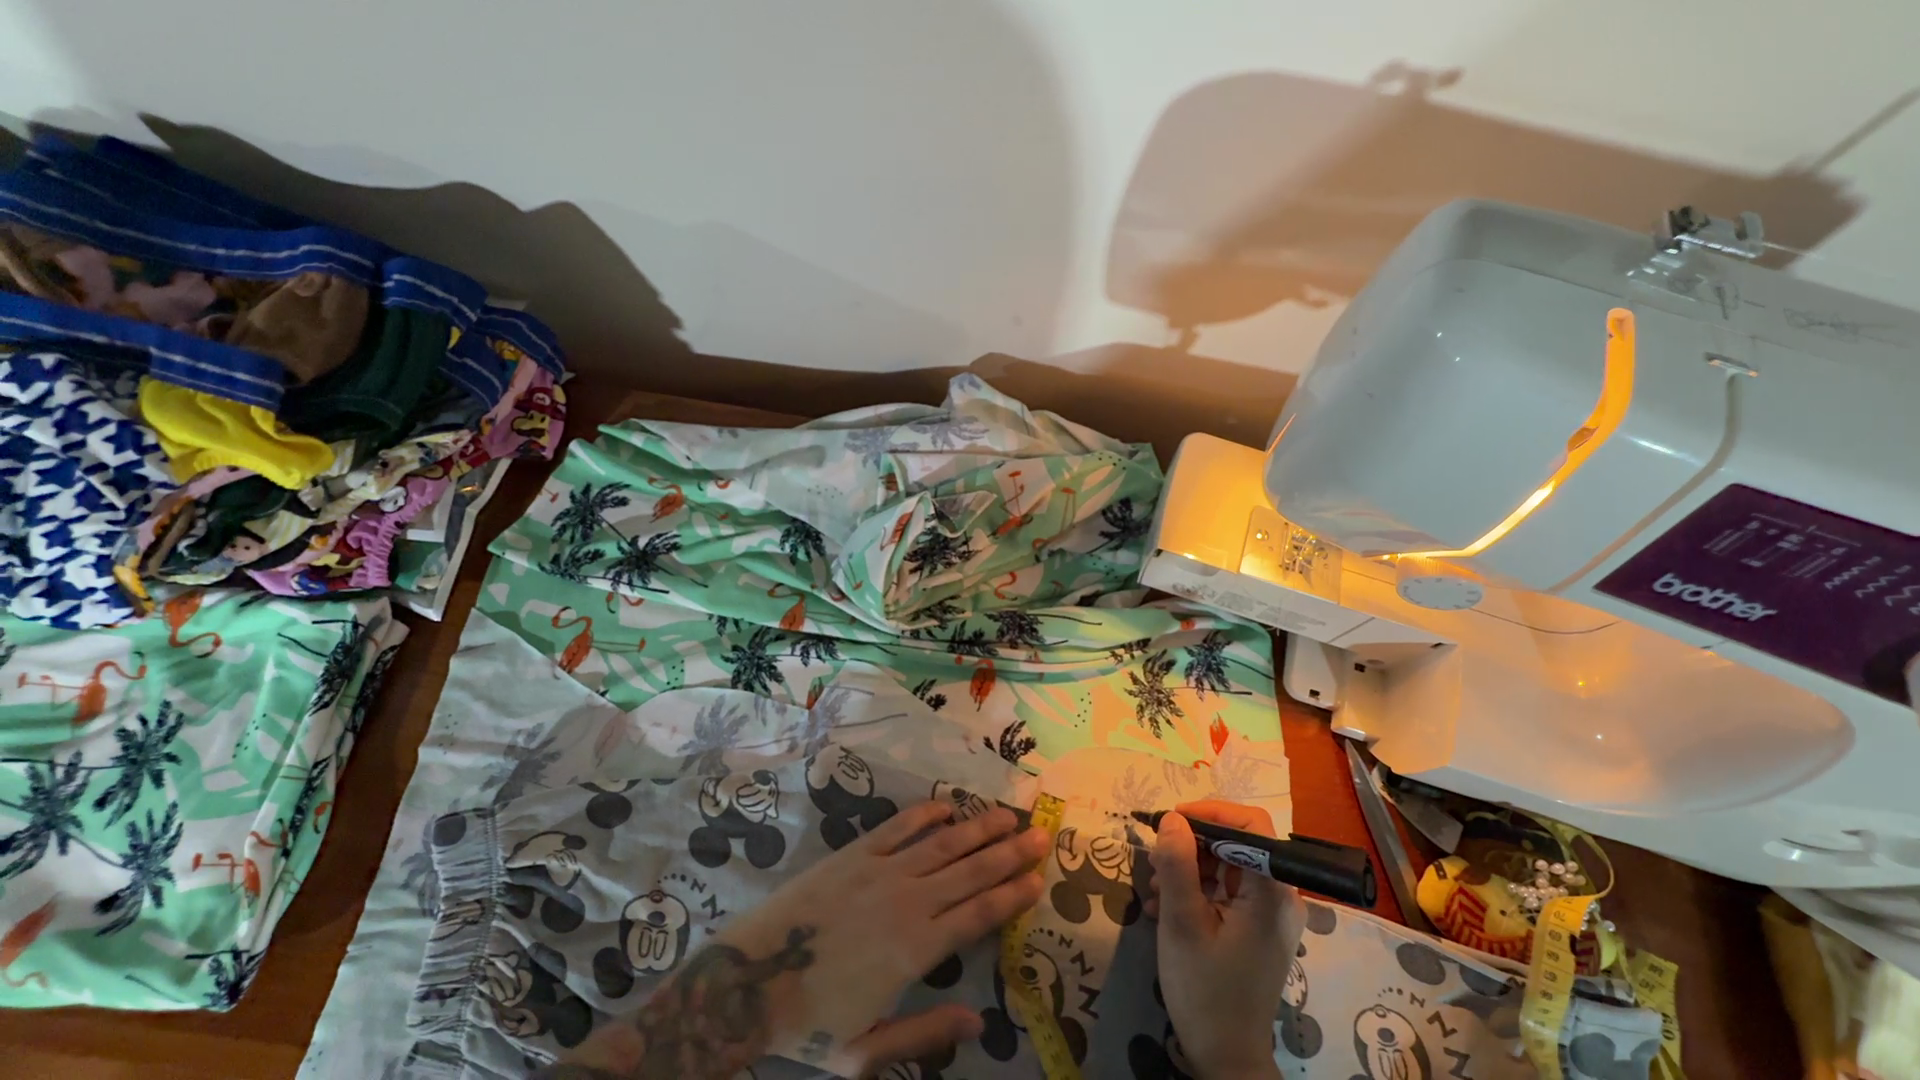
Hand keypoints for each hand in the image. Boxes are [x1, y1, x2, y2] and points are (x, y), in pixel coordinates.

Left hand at [553, 801, 1048, 1079]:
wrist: (747, 982)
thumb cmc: (809, 1023)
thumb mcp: (868, 1051)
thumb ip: (926, 1034)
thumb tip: (981, 1021)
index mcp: (917, 949)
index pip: (979, 914)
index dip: (1012, 895)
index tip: (1040, 879)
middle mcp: (907, 902)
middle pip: (970, 871)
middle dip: (1009, 853)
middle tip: (1041, 834)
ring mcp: (879, 872)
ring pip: (943, 844)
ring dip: (979, 828)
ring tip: (1008, 815)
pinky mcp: (852, 854)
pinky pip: (898, 828)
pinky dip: (927, 815)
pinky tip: (949, 808)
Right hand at [1148, 800, 1304, 1079]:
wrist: (1225, 1056)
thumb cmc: (1205, 988)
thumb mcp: (1181, 922)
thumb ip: (1177, 864)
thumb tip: (1172, 818)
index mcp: (1272, 892)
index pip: (1252, 825)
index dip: (1211, 812)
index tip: (1170, 821)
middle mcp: (1281, 897)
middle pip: (1237, 845)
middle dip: (1191, 846)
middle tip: (1154, 862)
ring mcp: (1271, 916)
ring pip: (1228, 868)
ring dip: (1188, 870)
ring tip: (1153, 890)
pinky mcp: (1258, 931)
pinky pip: (1228, 893)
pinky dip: (1196, 892)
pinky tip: (1163, 908)